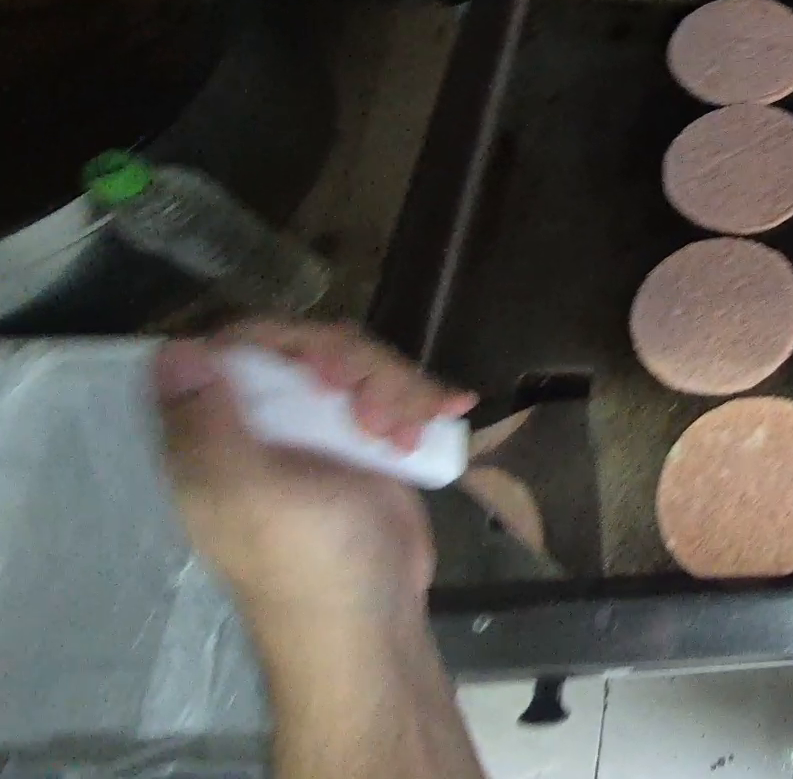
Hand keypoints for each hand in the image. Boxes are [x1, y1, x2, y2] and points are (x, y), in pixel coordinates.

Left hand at [154, 320, 476, 622]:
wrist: (371, 609)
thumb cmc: (305, 557)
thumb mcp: (249, 493)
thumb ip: (210, 424)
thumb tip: (178, 349)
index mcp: (225, 431)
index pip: (245, 347)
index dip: (293, 341)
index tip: (330, 373)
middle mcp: (274, 421)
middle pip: (322, 349)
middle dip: (367, 373)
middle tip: (381, 419)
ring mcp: (329, 430)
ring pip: (371, 368)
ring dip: (404, 391)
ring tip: (411, 437)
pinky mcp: (376, 441)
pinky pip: (405, 395)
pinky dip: (432, 398)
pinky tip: (456, 408)